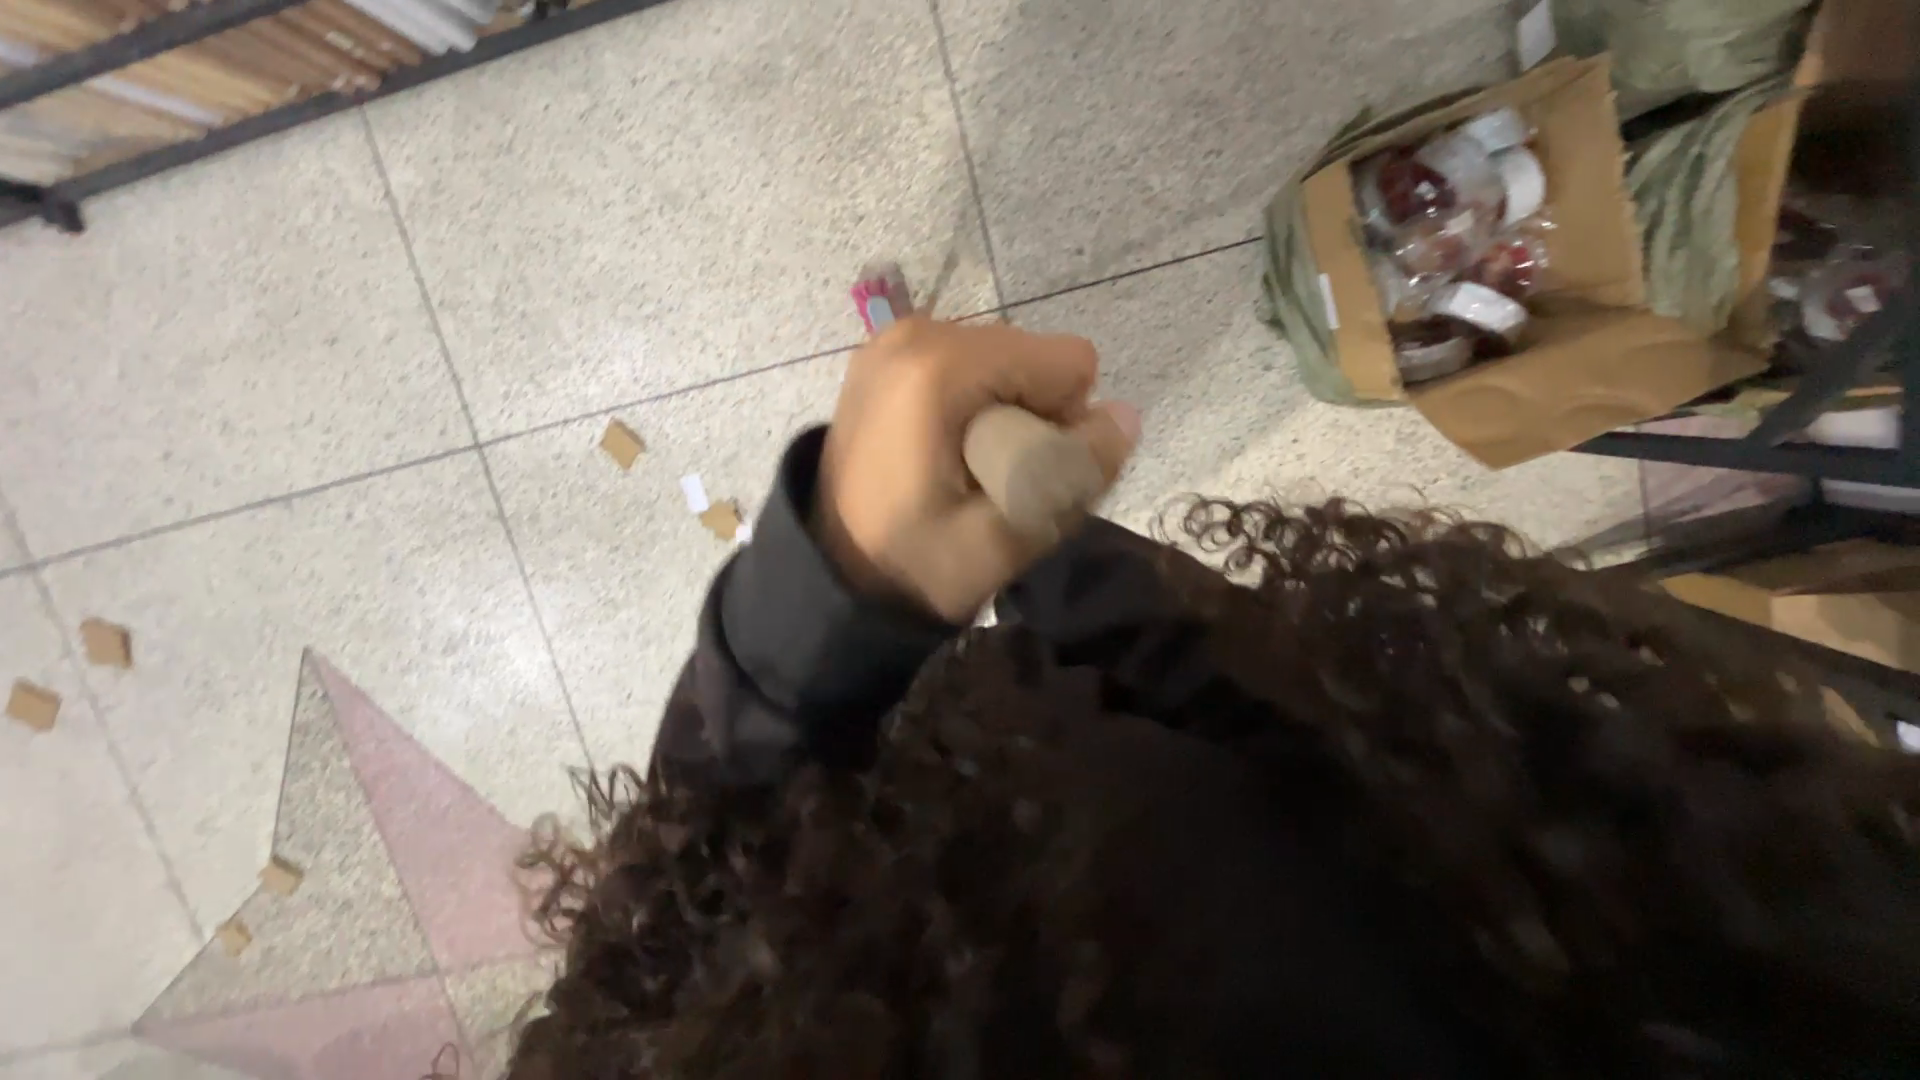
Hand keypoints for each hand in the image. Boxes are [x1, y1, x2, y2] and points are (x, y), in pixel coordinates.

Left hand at [815, 316, 1139, 622]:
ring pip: (1005, 362)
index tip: (1022, 473)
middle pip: (1034, 356)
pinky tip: (942, 452)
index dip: (1065, 423)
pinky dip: (973, 405)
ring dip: (1005, 413)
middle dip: (1033, 416)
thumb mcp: (1004, 540)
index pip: (1068, 363)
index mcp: (941, 366)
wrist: (831, 575)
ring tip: (964, 469)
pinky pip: (968, 367)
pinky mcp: (885, 357)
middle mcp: (917, 332)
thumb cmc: (914, 565)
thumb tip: (1127, 416)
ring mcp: (894, 340)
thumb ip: (1074, 476)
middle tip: (989, 478)